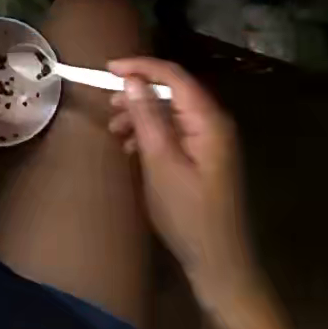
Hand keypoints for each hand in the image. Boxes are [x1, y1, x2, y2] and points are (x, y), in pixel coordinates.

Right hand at [108, 58, 268, 320]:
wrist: (220, 262)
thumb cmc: (188, 214)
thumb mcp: (160, 163)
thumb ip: (147, 118)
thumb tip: (133, 80)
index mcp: (209, 119)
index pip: (174, 75)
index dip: (141, 66)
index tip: (108, 69)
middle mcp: (214, 122)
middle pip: (173, 92)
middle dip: (139, 93)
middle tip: (108, 105)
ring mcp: (212, 140)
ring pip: (172, 112)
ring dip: (142, 115)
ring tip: (115, 130)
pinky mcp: (206, 156)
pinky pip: (176, 132)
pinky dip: (152, 134)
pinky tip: (132, 149)